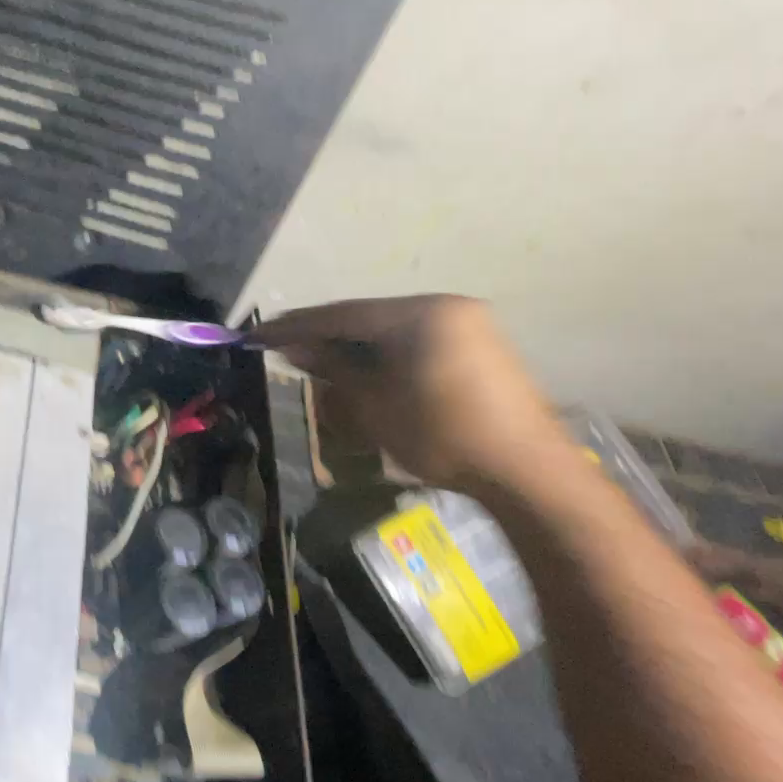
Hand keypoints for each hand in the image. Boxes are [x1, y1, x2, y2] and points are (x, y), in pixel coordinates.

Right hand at [255, 295, 576, 493]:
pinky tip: (358, 368)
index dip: (293, 326)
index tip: (254, 334)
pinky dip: (381, 352)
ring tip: (312, 359)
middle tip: (278, 346)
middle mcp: (444, 306)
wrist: (528, 474)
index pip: (341, 314)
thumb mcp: (374, 403)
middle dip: (321, 334)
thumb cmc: (442, 435)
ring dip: (350, 344)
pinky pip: (413, 339)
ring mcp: (465, 324)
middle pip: (366, 317)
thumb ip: (331, 366)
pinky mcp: (476, 346)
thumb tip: (291, 346)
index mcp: (421, 313)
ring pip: (388, 328)